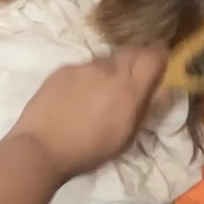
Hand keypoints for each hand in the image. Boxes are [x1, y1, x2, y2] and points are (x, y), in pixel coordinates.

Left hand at [5, 48, 167, 182]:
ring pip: (105, 61)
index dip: (159, 57)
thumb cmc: (89, 150)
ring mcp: (84, 66)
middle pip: (131, 53)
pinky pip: (83, 68)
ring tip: (97, 95)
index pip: (154, 55)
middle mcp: (109, 69)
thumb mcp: (126, 137)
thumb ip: (146, 108)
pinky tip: (74, 98)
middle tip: (128, 84)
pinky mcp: (62, 68)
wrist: (40, 149)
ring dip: (108, 72)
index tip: (158, 66)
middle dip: (135, 63)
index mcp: (130, 88)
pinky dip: (85, 78)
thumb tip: (162, 90)